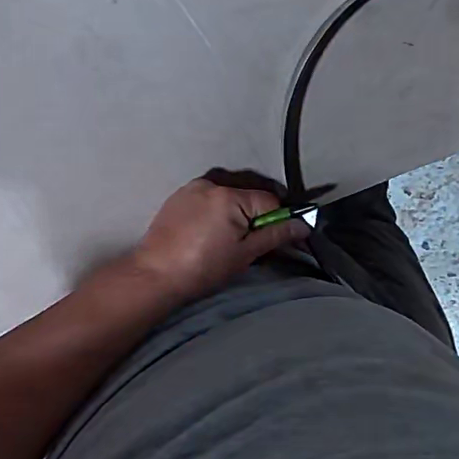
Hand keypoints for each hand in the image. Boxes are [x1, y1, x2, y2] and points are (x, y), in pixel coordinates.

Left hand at [126, 177, 308, 301]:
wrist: (155, 274)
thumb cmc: (202, 268)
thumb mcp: (244, 254)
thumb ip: (275, 235)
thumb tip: (302, 225)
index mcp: (229, 196)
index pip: (269, 200)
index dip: (279, 220)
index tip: (281, 239)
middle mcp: (211, 184)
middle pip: (248, 193)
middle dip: (258, 213)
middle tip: (256, 241)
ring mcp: (191, 188)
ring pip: (227, 194)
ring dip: (236, 210)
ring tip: (232, 237)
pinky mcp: (178, 197)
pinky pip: (208, 197)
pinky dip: (216, 209)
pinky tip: (212, 231)